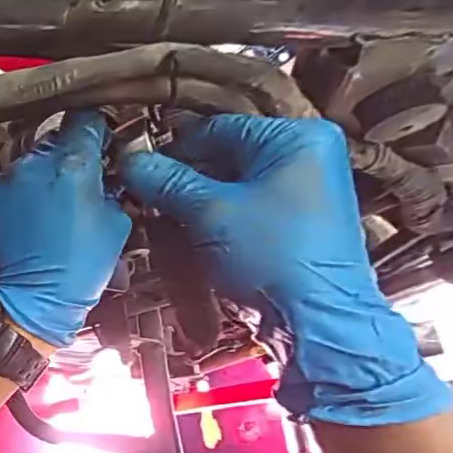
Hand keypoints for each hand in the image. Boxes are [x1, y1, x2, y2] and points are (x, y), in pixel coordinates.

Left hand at [0, 110, 129, 346]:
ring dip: (39, 180)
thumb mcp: (114, 229)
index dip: (97, 130)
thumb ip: (113, 190)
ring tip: (49, 213)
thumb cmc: (73, 276)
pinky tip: (26, 223)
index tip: (99, 142)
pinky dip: (15, 198)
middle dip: (67, 161)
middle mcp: (32, 165)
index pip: (87, 118)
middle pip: (55, 141)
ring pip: (27, 164)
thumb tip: (108, 175)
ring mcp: (2, 182)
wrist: (27, 307)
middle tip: (77, 187)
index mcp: (72, 166)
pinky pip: (3, 186)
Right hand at [119, 114, 452, 424]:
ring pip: (235, 189)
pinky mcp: (298, 229)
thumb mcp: (211, 213)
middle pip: (226, 160)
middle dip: (186, 183)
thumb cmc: (279, 262)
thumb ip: (168, 182)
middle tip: (154, 199)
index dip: (174, 151)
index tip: (144, 168)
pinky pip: (248, 214)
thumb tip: (135, 162)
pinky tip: (198, 240)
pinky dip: (220, 224)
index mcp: (298, 138)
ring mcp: (306, 196)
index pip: (218, 129)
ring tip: (172, 224)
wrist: (318, 322)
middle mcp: (309, 160)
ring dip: (199, 206)